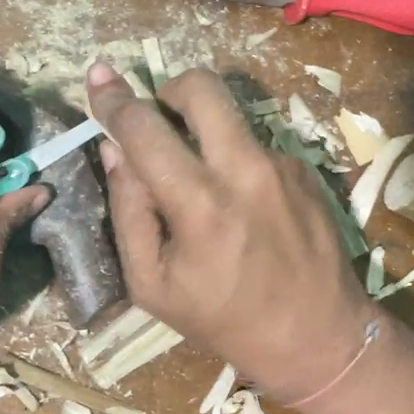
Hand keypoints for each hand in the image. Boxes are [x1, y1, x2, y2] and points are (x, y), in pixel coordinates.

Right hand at [88, 63, 374, 404]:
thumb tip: (115, 152)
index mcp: (199, 205)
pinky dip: (235, 163)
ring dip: (205, 133)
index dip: (114, 100)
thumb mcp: (152, 285)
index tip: (97, 76)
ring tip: (204, 185)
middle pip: (202, 88)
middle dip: (170, 90)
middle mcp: (244, 171)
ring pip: (231, 118)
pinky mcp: (305, 170)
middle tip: (159, 116)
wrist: (316, 336)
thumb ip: (128, 213)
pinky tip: (243, 208)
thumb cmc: (222, 320)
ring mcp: (281, 166)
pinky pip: (255, 147)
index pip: (145, 130)